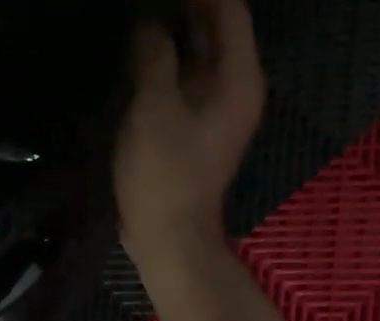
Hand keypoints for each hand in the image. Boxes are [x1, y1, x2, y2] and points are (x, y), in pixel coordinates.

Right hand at [113, 0, 265, 262]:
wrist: (168, 239)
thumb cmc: (164, 176)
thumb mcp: (154, 109)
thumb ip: (154, 57)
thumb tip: (149, 25)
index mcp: (238, 78)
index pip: (228, 10)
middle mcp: (235, 88)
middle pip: (216, 28)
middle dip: (186, 5)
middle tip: (149, 0)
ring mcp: (216, 111)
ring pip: (199, 54)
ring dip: (173, 31)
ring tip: (141, 14)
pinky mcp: (195, 130)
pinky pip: (185, 80)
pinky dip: (167, 62)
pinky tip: (140, 53)